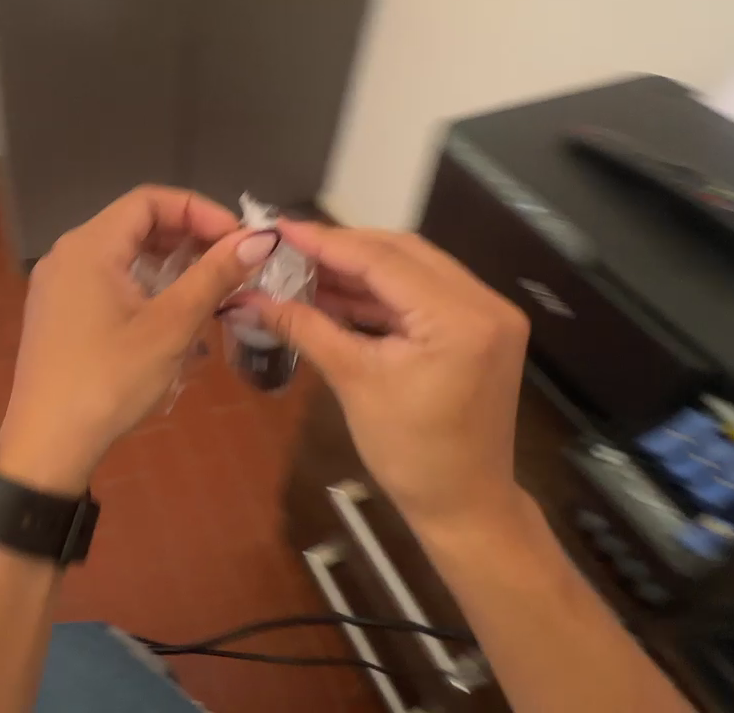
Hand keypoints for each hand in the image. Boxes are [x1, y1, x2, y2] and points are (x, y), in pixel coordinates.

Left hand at [0, 186, 282, 494]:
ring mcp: (59, 283)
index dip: (199, 210)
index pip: (150, 200)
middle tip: (231, 264)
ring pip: (125, 255)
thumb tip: (260, 238)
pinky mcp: (59, 311)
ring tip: (210, 290)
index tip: (237, 239)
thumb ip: (214, 275)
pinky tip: (173, 316)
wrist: (47, 445)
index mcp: (89, 245)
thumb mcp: (170, 326)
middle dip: (188, 238)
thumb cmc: (110, 380)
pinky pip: (109, 280)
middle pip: (136, 224)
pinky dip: (145, 286)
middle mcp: (69, 253)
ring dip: (170, 265)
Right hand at [232, 222, 530, 534]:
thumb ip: (304, 326)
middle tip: (289, 245)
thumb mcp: (353, 381)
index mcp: (459, 318)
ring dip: (360, 266)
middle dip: (342, 247)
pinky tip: (338, 290)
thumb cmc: (410, 453)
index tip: (279, 228)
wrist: (464, 505)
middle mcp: (484, 302)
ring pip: (412, 266)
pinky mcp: (479, 325)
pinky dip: (380, 289)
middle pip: (401, 252)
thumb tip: (247, 297)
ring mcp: (487, 312)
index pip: (382, 260)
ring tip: (305, 266)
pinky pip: (422, 290)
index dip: (326, 242)